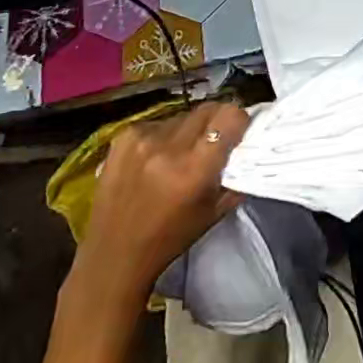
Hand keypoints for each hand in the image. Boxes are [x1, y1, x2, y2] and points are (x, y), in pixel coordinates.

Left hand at [68, 102, 251, 304]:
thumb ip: (235, 177)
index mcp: (194, 170)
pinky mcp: (122, 137)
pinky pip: (156, 123)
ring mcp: (142, 139)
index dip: (238, 120)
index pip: (228, 117)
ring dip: (188, 130)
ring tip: (180, 155)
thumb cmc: (169, 239)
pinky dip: (163, 136)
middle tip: (215, 140)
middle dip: (216, 121)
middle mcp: (168, 147)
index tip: (239, 131)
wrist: (113, 253)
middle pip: (206, 110)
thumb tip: (250, 148)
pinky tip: (155, 159)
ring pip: (181, 116)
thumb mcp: (213, 213)